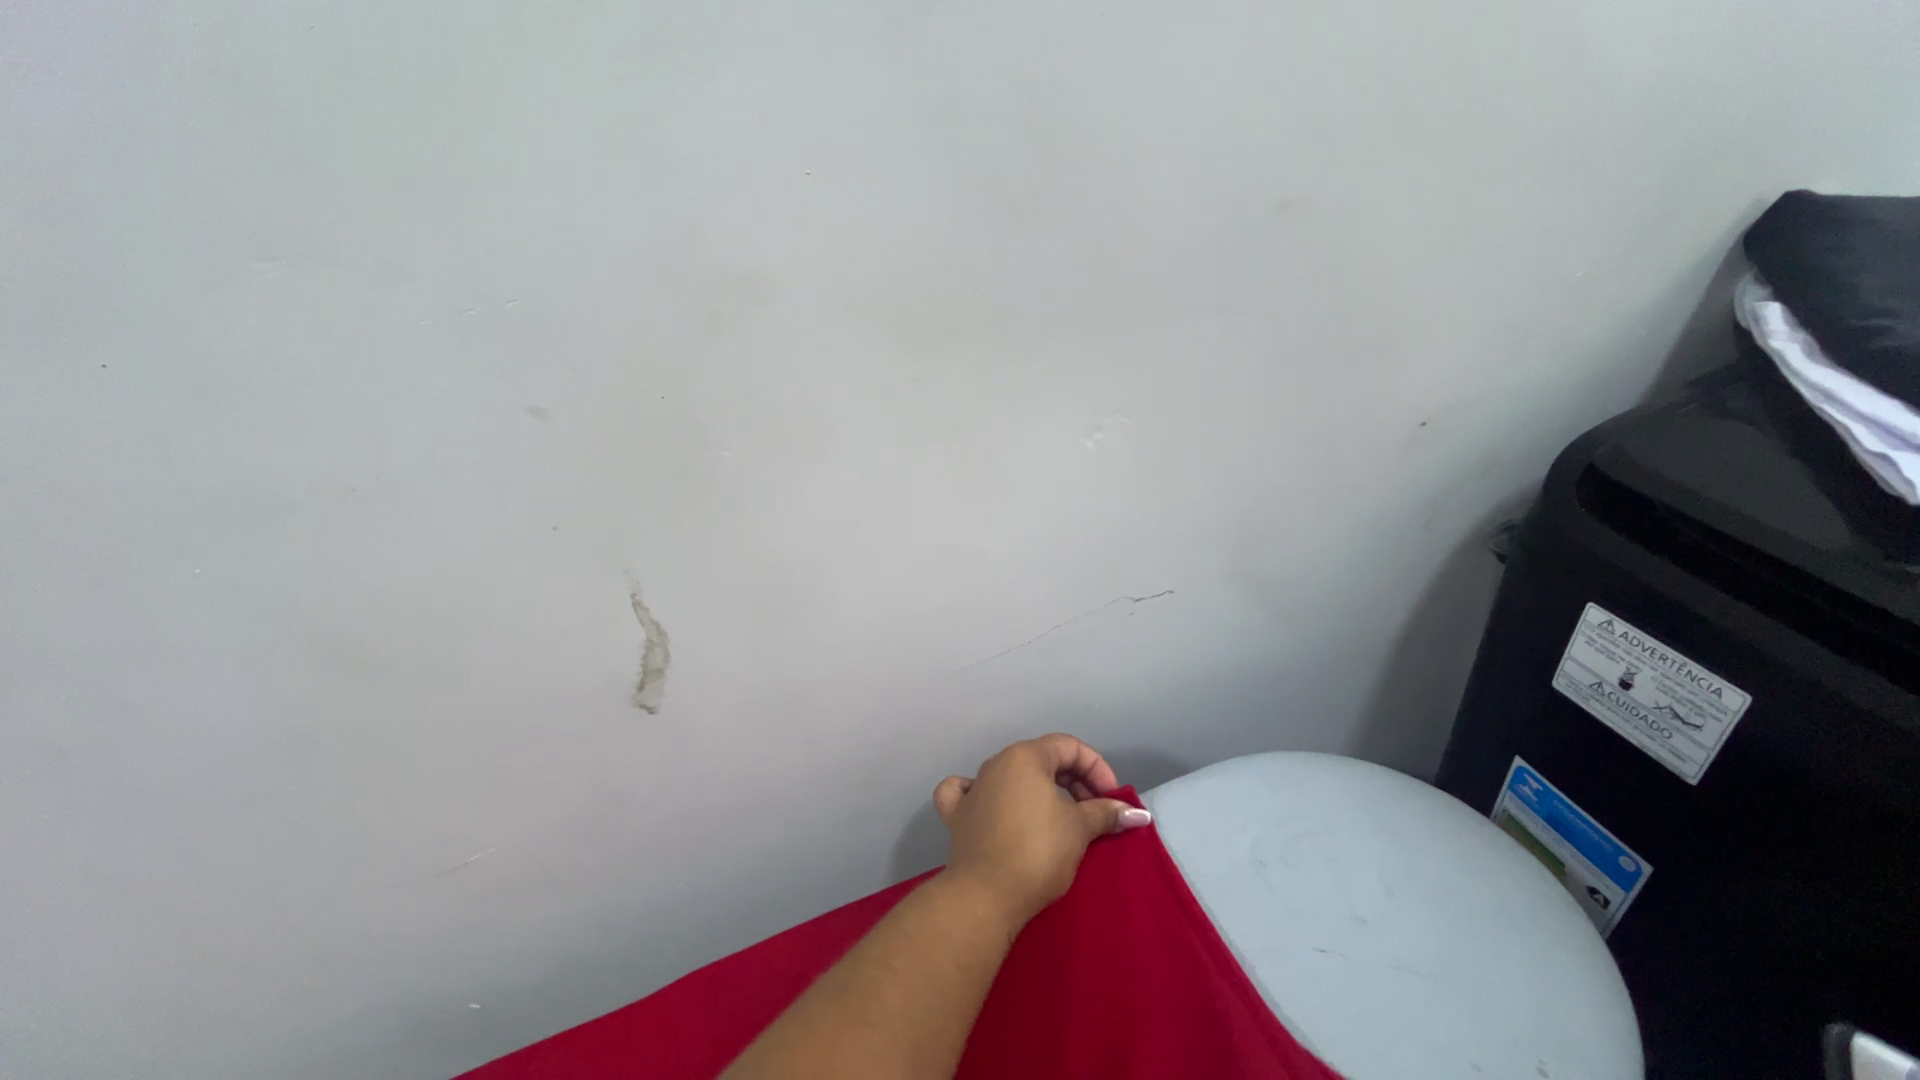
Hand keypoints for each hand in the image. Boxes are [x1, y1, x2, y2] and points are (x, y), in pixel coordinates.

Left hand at [932, 734, 1152, 924]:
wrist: (986, 895)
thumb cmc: (1038, 851)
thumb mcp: (1080, 828)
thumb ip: (1106, 813)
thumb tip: (1136, 814)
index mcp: (1025, 757)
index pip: (1070, 748)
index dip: (1098, 769)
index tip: (1114, 800)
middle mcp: (996, 764)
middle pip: (1043, 760)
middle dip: (1075, 782)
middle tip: (1095, 813)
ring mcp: (973, 789)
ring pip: (1013, 777)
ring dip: (1041, 791)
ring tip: (1062, 819)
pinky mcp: (957, 817)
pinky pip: (969, 794)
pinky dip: (985, 796)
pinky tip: (993, 805)